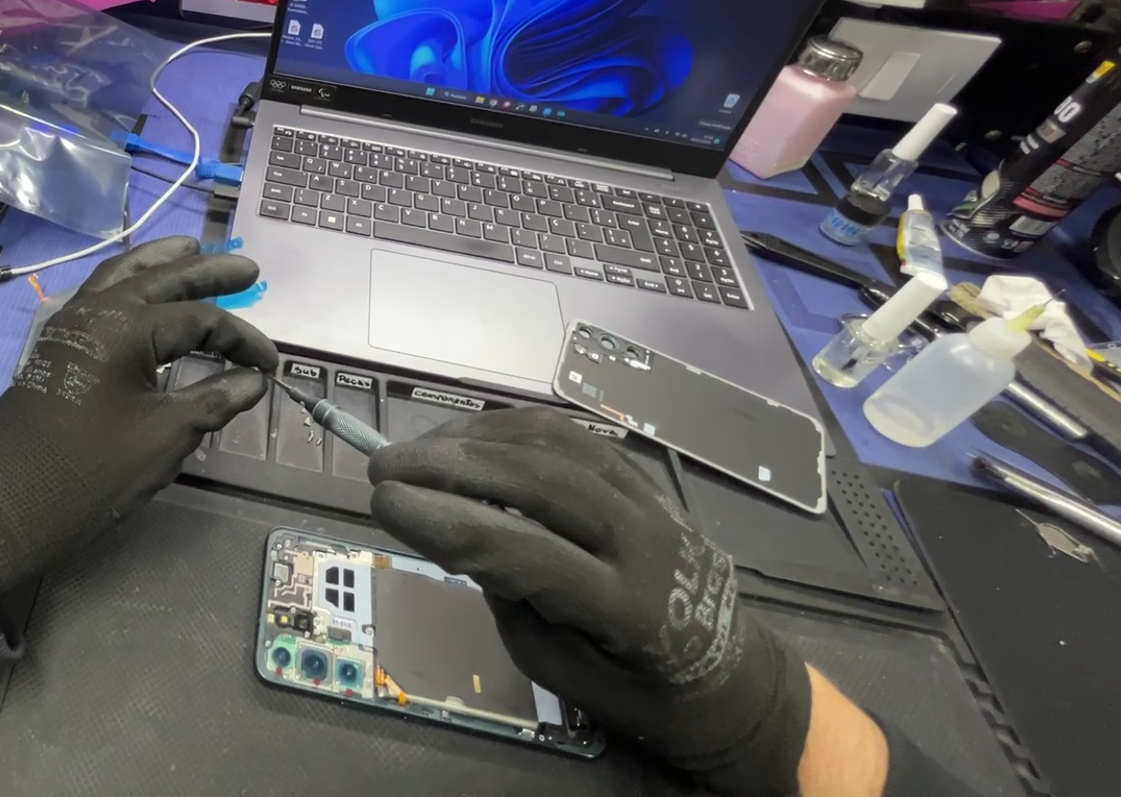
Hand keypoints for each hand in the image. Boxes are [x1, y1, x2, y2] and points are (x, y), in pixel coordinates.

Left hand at [0, 237, 276, 596]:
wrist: (10, 501)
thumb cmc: (92, 472)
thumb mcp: (165, 437)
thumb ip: (213, 400)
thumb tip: (255, 380)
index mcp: (125, 327)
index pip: (198, 319)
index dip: (241, 340)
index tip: (269, 364)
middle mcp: (97, 310)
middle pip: (162, 278)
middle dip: (207, 271)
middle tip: (247, 268)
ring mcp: (72, 322)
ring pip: (122, 274)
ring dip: (161, 261)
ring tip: (191, 248)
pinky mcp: (60, 342)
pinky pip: (100, 293)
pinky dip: (129, 281)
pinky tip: (143, 288)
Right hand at [369, 406, 812, 796]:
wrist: (739, 678)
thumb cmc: (643, 694)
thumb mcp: (560, 673)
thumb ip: (508, 596)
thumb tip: (459, 529)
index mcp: (627, 606)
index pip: (517, 547)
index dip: (440, 520)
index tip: (381, 503)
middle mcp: (641, 538)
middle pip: (531, 478)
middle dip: (445, 465)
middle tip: (382, 466)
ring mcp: (645, 496)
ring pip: (547, 442)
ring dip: (470, 437)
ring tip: (417, 448)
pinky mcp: (640, 474)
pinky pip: (566, 432)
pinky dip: (506, 426)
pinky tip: (466, 435)